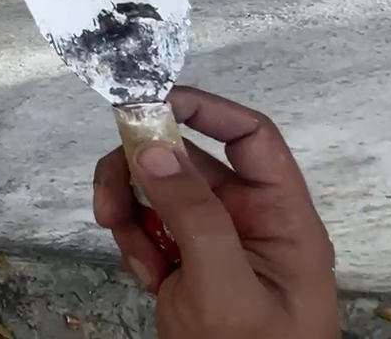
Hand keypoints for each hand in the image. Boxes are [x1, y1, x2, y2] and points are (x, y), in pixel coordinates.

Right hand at [94, 87, 338, 338]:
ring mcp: (212, 234)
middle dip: (136, 170)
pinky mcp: (182, 251)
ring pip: (151, 182)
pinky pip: (141, 216)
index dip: (202, 107)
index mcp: (281, 219)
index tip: (144, 100)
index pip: (250, 137)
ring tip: (125, 247)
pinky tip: (142, 272)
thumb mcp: (224, 289)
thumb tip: (149, 143)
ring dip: (126, 206)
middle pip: (181, 156)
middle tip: (109, 197)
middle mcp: (246, 217)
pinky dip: (129, 236)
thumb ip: (192, 215)